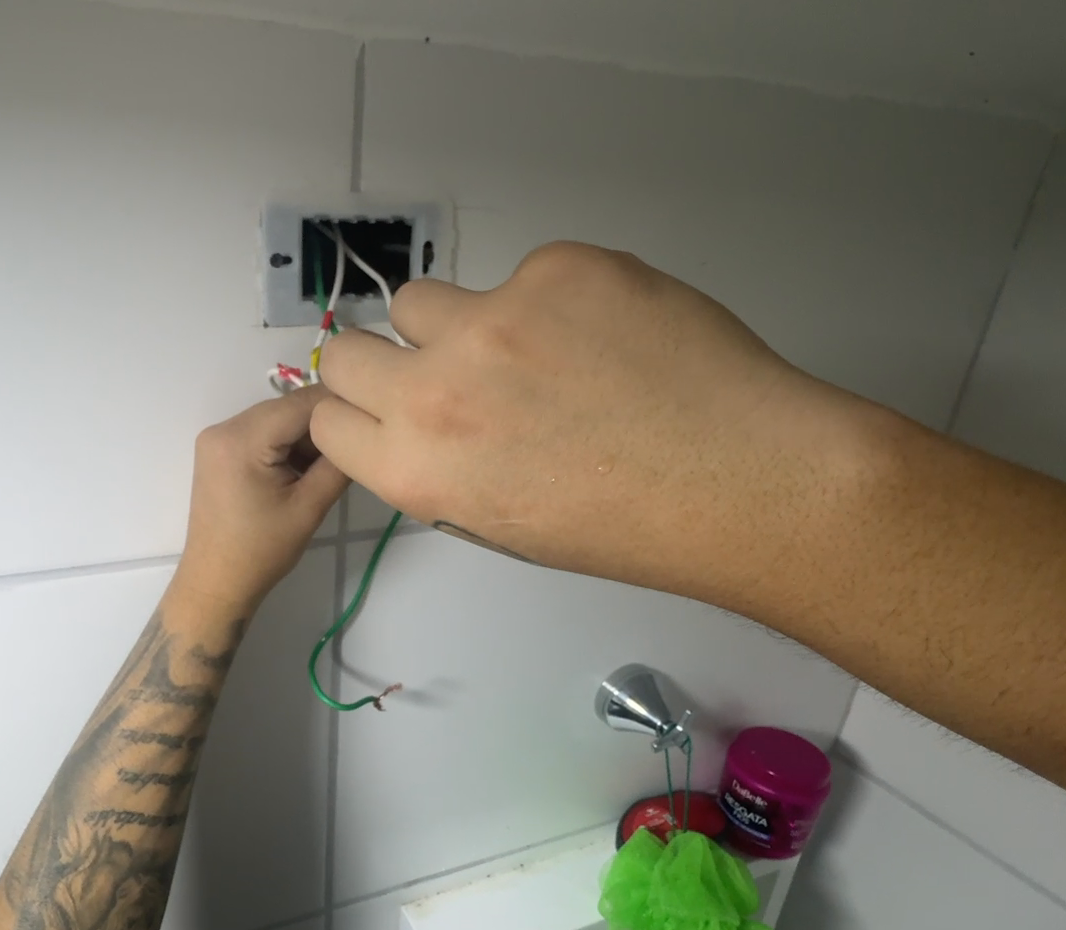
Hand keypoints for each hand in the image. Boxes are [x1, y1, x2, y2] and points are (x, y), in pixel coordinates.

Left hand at [172, 385, 349, 611]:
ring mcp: (217, 437)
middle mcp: (223, 427)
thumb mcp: (310, 507)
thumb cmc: (262, 550)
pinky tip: (303, 469)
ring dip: (305, 435)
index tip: (372, 419)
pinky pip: (261, 432)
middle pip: (287, 407)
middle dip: (323, 424)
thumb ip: (338, 463)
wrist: (217, 581)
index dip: (340, 406)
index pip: (302, 403)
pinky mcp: (219, 450)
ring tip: (329, 465)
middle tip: (354, 447)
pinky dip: (286, 444)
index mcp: (242, 439)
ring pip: (276, 418)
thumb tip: (362, 432)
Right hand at [311, 242, 875, 601]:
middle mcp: (432, 390)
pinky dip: (548, 303)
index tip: (388, 410)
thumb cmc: (616, 527)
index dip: (358, 413)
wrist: (737, 480)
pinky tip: (606, 337)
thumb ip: (436, 467)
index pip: (329, 416)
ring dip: (455, 324)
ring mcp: (493, 318)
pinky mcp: (558, 267)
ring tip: (529, 350)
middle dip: (384, 363)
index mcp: (415, 468)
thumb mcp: (496, 521)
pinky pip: (522, 276)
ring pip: (423, 299)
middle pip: (349, 349)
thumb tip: (420, 418)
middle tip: (443, 375)